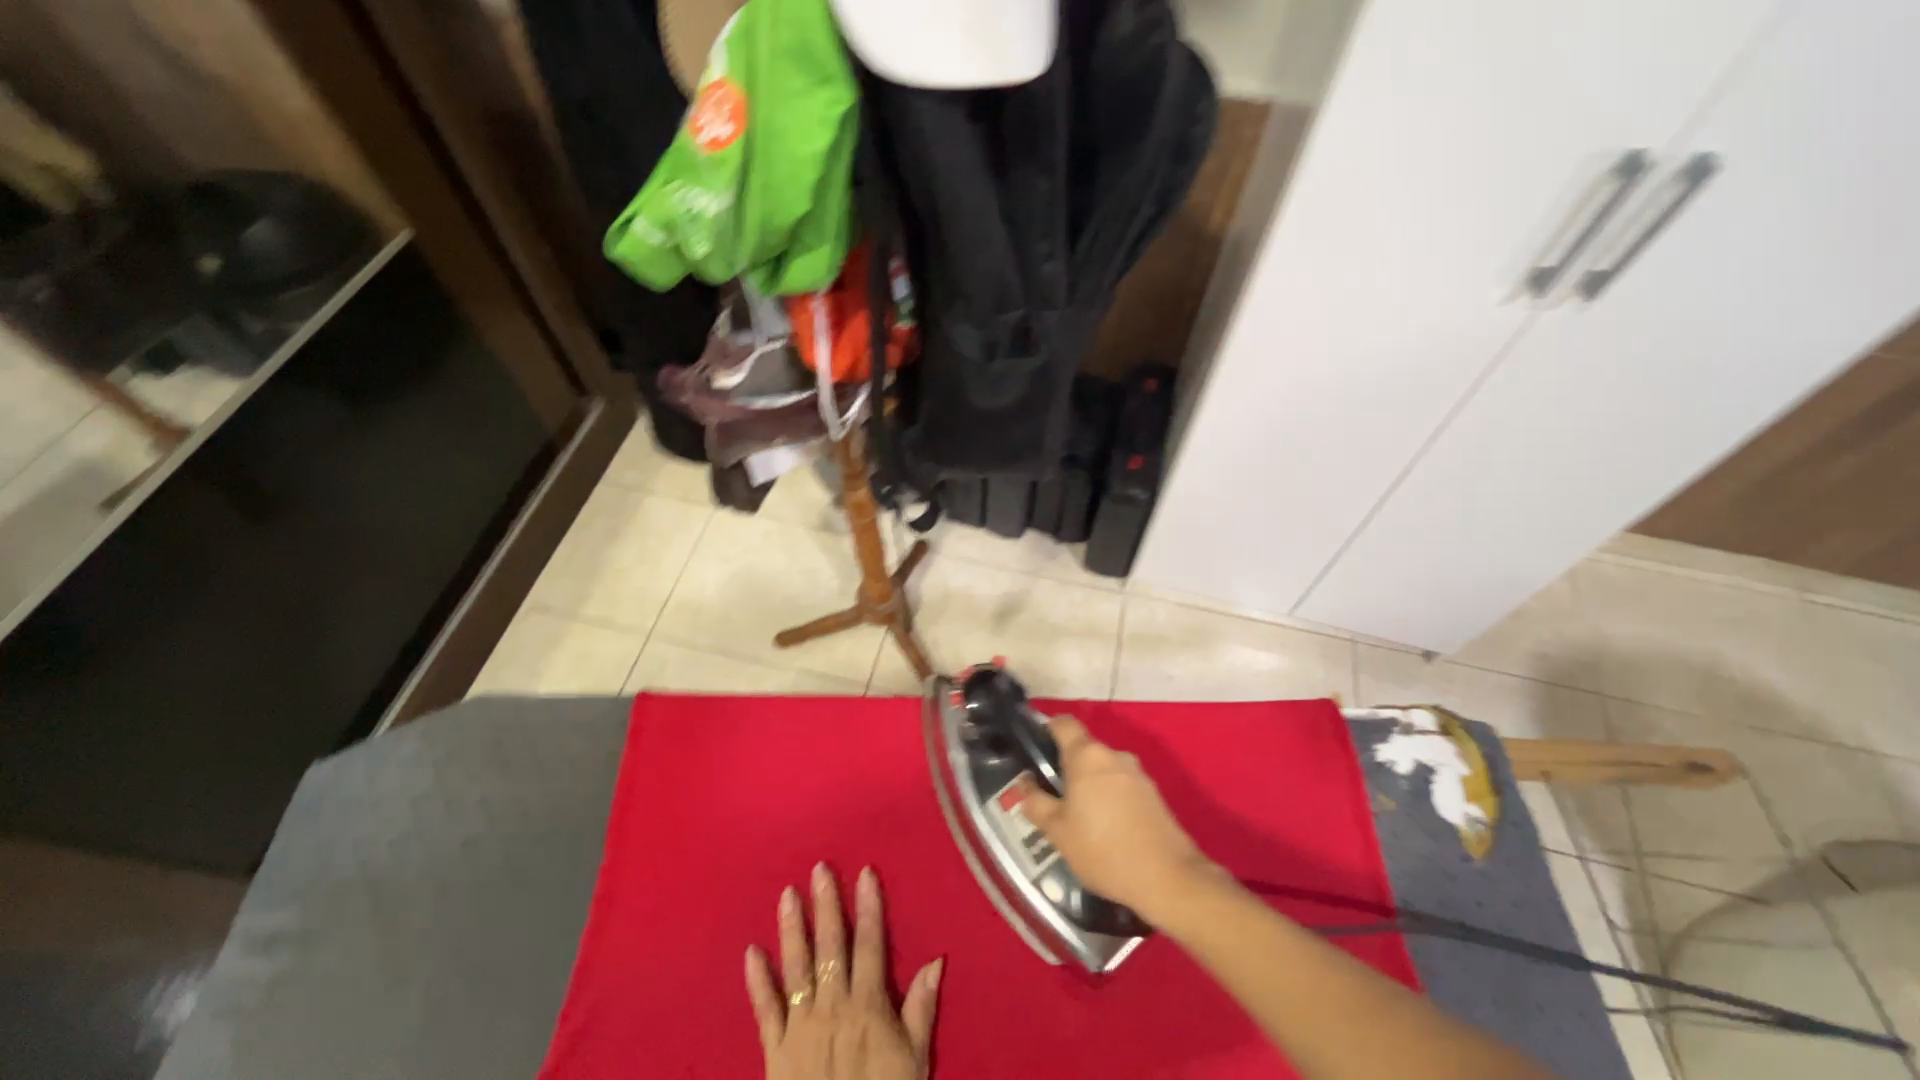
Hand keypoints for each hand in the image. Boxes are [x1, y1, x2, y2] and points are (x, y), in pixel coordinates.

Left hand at [746, 863, 942, 1079]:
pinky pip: (765, 1008)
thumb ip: (921, 1010)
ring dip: (792, 929)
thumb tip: (936, 961)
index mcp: (869, 1006)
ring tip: (787, 894)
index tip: (865, 873)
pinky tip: (750, 951)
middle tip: (819, 869)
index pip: (870, 945)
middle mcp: (833, 1005)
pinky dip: (757, 980)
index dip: (869, 908)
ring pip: (796, 966)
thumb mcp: (915, 1061)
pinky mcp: (775, 1048)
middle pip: (830, 946)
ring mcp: (800, 1024)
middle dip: (826, 906)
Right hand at [1017, 714, 1218, 918]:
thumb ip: (1036, 803)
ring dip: (1089, 786)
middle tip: (1051, 798)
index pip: (1063, 724)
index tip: (1034, 751)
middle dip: (1067, 768)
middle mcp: (1115, 756)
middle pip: (1084, 750)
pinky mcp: (1154, 795)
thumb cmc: (1102, 849)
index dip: (1046, 730)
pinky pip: (1122, 787)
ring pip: (1104, 771)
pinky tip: (1104, 829)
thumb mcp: (1057, 832)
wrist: (1167, 877)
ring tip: (1077, 819)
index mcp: (1088, 756)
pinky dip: (1109, 799)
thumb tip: (1026, 783)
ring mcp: (1138, 775)